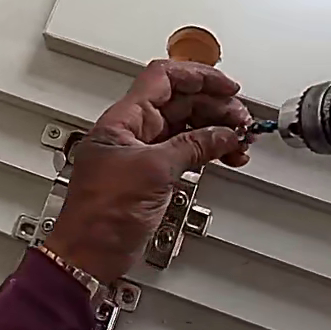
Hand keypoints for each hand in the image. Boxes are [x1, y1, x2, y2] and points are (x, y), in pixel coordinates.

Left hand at [43, 60, 250, 281]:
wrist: (89, 253)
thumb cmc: (99, 214)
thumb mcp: (153, 171)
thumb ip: (192, 147)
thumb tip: (223, 133)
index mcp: (123, 121)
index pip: (163, 78)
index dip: (198, 76)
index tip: (227, 88)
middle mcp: (132, 133)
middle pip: (179, 102)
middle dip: (214, 107)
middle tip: (241, 121)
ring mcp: (142, 154)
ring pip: (185, 128)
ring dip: (215, 130)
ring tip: (239, 140)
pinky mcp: (150, 176)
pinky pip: (184, 152)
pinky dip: (207, 152)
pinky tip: (225, 156)